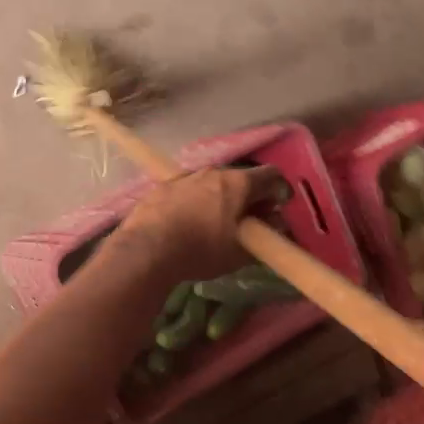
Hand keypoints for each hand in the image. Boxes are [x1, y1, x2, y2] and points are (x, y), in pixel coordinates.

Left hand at [109, 166, 285, 281]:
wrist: (145, 250)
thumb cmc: (201, 250)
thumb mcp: (241, 252)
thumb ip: (265, 236)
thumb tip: (277, 224)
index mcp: (238, 182)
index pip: (271, 175)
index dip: (278, 191)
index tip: (275, 209)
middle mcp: (211, 172)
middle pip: (238, 178)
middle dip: (246, 196)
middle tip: (245, 220)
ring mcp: (183, 177)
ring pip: (209, 183)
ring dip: (216, 198)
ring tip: (212, 222)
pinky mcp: (160, 187)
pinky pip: (185, 191)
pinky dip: (192, 202)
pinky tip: (185, 222)